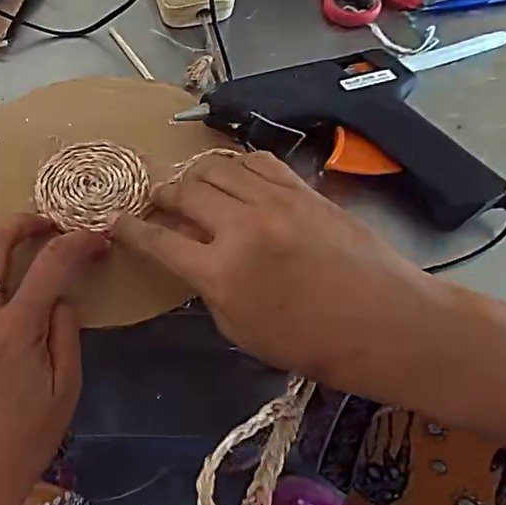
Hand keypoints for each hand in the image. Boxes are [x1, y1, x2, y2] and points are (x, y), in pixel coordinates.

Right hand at [111, 151, 450, 393]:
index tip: (117, 222)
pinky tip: (235, 180)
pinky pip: (257, 161)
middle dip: (160, 195)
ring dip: (194, 176)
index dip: (131, 230)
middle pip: (183, 191)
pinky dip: (235, 166)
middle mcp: (241, 227)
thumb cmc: (309, 343)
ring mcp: (276, 202)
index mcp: (220, 271)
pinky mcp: (304, 190)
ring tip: (193, 189)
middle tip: (157, 203)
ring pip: (216, 167)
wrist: (388, 323)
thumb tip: (191, 258)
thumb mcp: (239, 329)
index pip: (158, 239)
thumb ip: (207, 288)